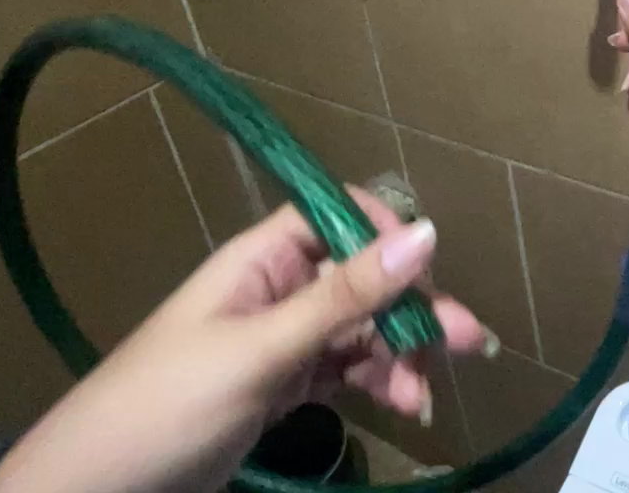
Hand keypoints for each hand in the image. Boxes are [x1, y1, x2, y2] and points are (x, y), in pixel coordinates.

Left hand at [0, 189, 488, 492]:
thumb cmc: (163, 412)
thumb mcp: (260, 353)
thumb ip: (346, 297)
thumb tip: (429, 231)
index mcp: (266, 258)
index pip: (342, 217)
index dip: (386, 236)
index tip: (422, 272)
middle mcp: (283, 288)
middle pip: (366, 278)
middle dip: (414, 307)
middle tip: (465, 341)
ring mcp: (288, 338)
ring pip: (366, 327)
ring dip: (403, 353)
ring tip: (426, 394)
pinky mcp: (289, 383)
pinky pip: (351, 367)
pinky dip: (381, 382)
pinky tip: (406, 404)